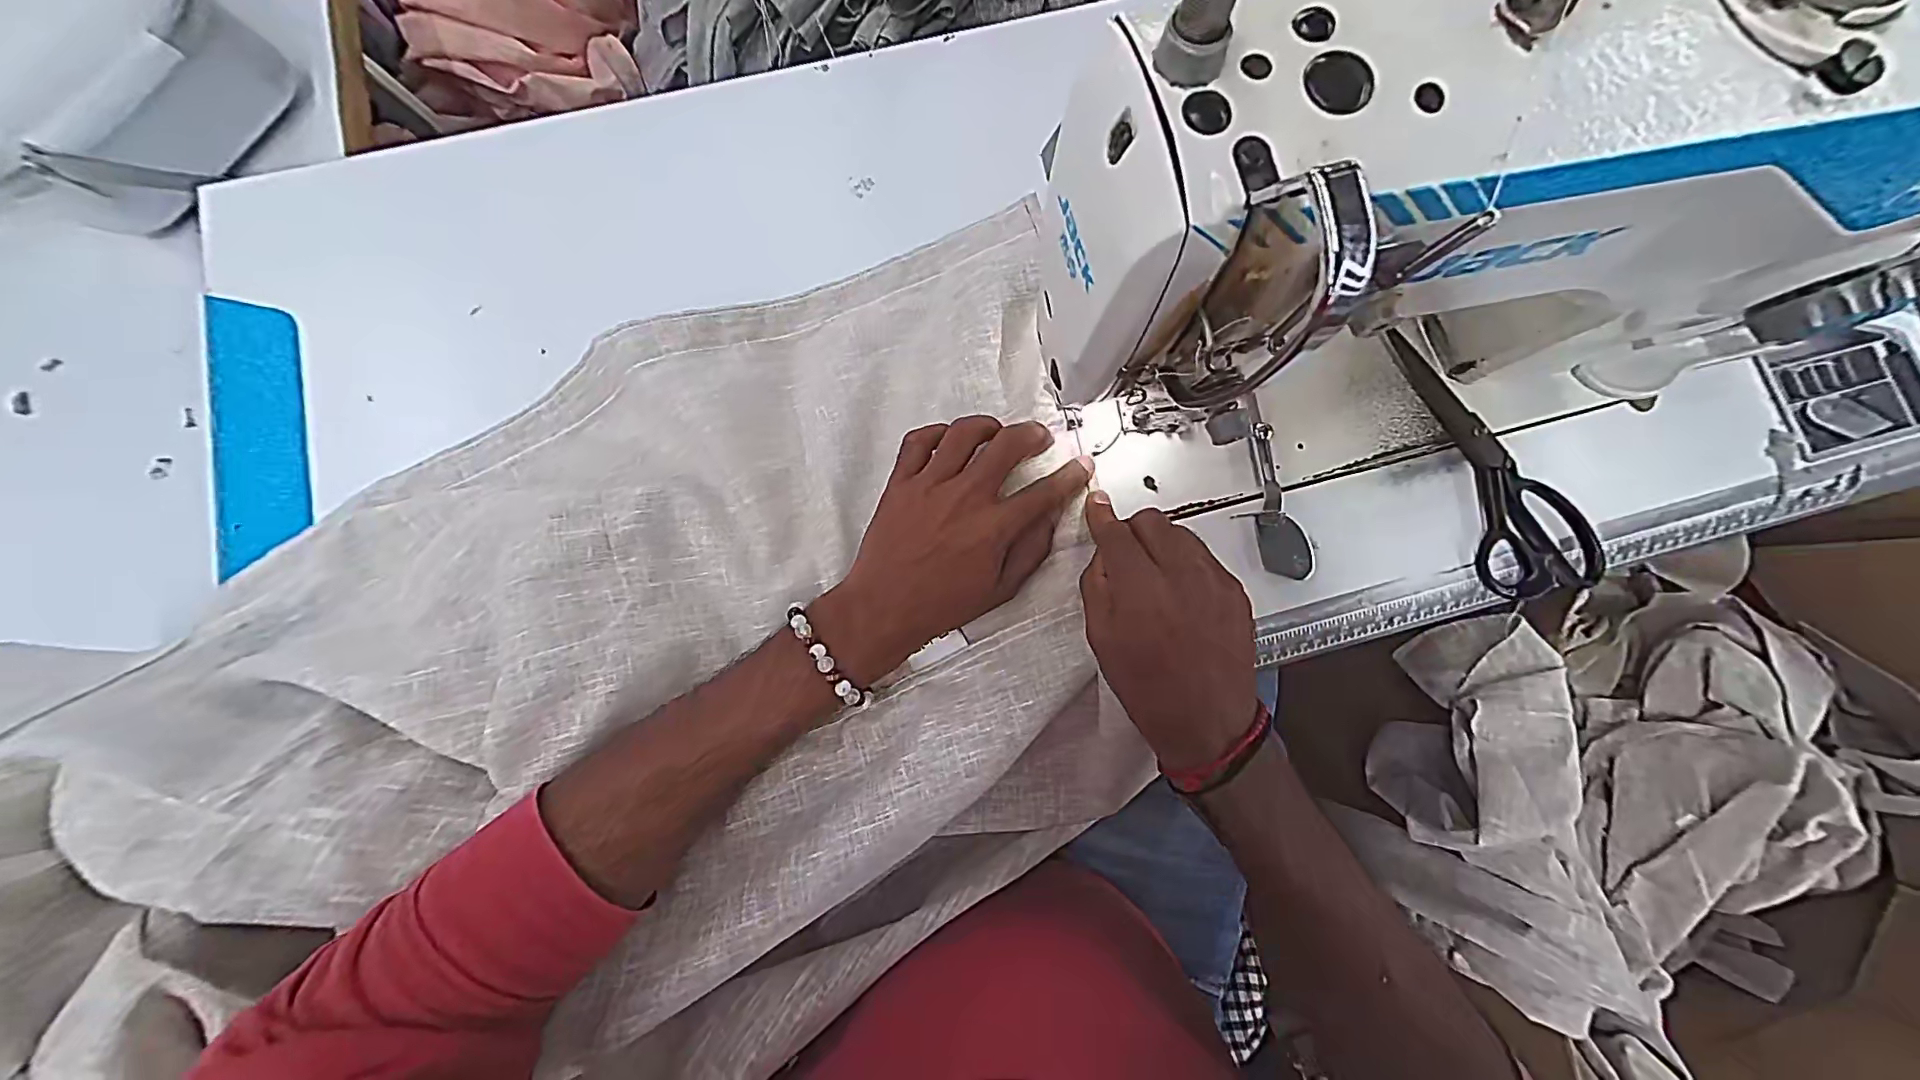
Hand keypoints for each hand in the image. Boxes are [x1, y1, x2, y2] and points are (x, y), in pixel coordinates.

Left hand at [810, 417, 1090, 682]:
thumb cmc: (935, 603)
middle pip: (1008, 444)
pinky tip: (946, 439)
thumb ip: (1030, 551)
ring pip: (964, 432)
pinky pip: (918, 441)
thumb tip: (1048, 522)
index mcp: (992, 527)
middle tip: (1038, 438)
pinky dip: (936, 432)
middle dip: (1033, 434)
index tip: (1076, 467)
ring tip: (995, 431)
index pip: (1044, 491)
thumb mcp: (999, 588)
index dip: (1069, 475)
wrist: (884, 607)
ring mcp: (929, 487)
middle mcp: (963, 499)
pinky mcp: (901, 484)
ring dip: (988, 426)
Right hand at [1080, 491, 1259, 770]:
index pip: (1116, 532)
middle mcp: (1181, 577)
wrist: (1206, 720)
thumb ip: (1097, 587)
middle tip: (1124, 554)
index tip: (1097, 506)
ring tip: (1154, 578)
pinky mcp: (1235, 590)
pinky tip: (1179, 592)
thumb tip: (1101, 555)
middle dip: (1132, 531)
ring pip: (1181, 533)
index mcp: (1140, 590)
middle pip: (1151, 522)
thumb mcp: (1103, 639)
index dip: (1101, 515)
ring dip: (1161, 544)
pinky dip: (1187, 563)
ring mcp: (1213, 581)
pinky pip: (1205, 557)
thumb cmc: (1154, 690)